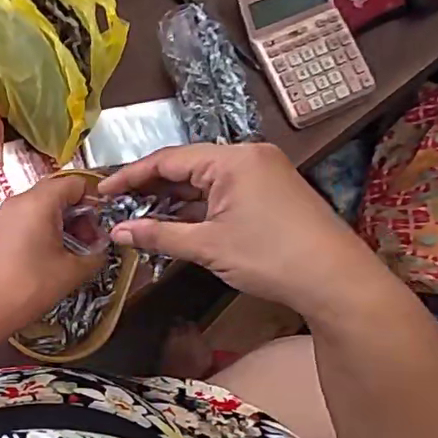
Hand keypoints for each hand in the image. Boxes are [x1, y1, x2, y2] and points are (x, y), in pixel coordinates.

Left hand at [0, 174, 104, 333]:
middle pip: (56, 192)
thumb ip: (95, 253)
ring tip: (71, 249)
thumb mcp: (74, 270)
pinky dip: (42, 228)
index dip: (94, 199)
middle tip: (88, 239)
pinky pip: (25, 218)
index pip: (75, 182)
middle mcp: (19, 200)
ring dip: (60, 221)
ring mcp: (4, 215)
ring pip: (40, 205)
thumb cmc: (32, 285)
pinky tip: (49, 254)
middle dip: (77, 211)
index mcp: (39, 202)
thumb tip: (100, 247)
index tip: (101, 223)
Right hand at [98, 143, 398, 318]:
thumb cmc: (270, 256)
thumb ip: (158, 234)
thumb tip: (117, 232)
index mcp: (232, 159)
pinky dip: (195, 207)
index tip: (102, 191)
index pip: (168, 159)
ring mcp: (261, 174)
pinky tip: (172, 222)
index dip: (131, 175)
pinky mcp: (268, 192)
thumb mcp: (207, 246)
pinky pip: (220, 192)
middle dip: (149, 187)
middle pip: (185, 166)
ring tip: (136, 215)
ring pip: (202, 181)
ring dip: (171, 199)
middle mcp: (247, 157)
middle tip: (116, 205)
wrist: (335, 280)